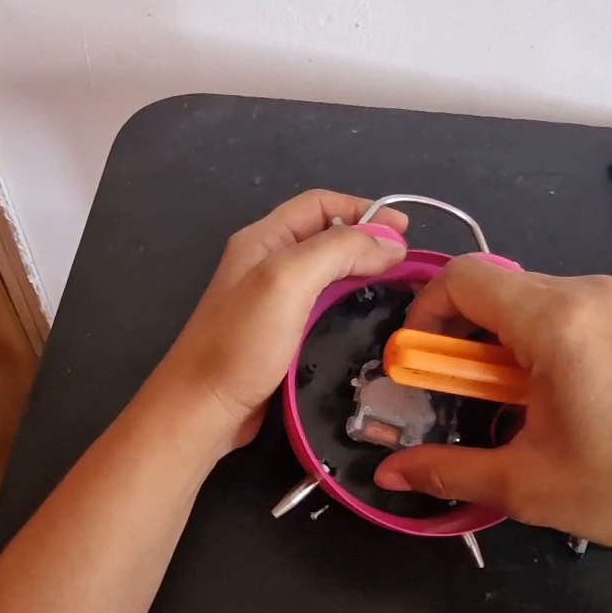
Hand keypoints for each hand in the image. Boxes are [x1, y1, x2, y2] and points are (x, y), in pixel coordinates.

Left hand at [146, 190, 408, 454]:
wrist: (203, 408)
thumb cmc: (242, 341)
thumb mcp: (288, 280)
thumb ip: (338, 251)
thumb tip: (390, 242)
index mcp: (263, 239)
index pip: (320, 204)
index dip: (364, 210)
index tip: (405, 231)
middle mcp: (266, 261)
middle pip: (325, 235)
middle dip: (367, 240)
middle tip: (407, 263)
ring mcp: (271, 299)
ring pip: (325, 272)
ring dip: (361, 271)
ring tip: (396, 286)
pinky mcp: (278, 332)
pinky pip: (320, 304)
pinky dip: (348, 302)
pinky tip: (367, 317)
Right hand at [373, 256, 611, 570]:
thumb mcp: (527, 485)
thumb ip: (447, 470)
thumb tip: (389, 476)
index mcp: (557, 319)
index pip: (462, 277)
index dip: (426, 312)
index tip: (423, 360)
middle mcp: (598, 292)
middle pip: (505, 290)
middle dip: (472, 336)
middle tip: (474, 395)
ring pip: (551, 302)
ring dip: (519, 341)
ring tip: (536, 404)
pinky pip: (596, 313)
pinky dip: (568, 342)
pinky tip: (594, 398)